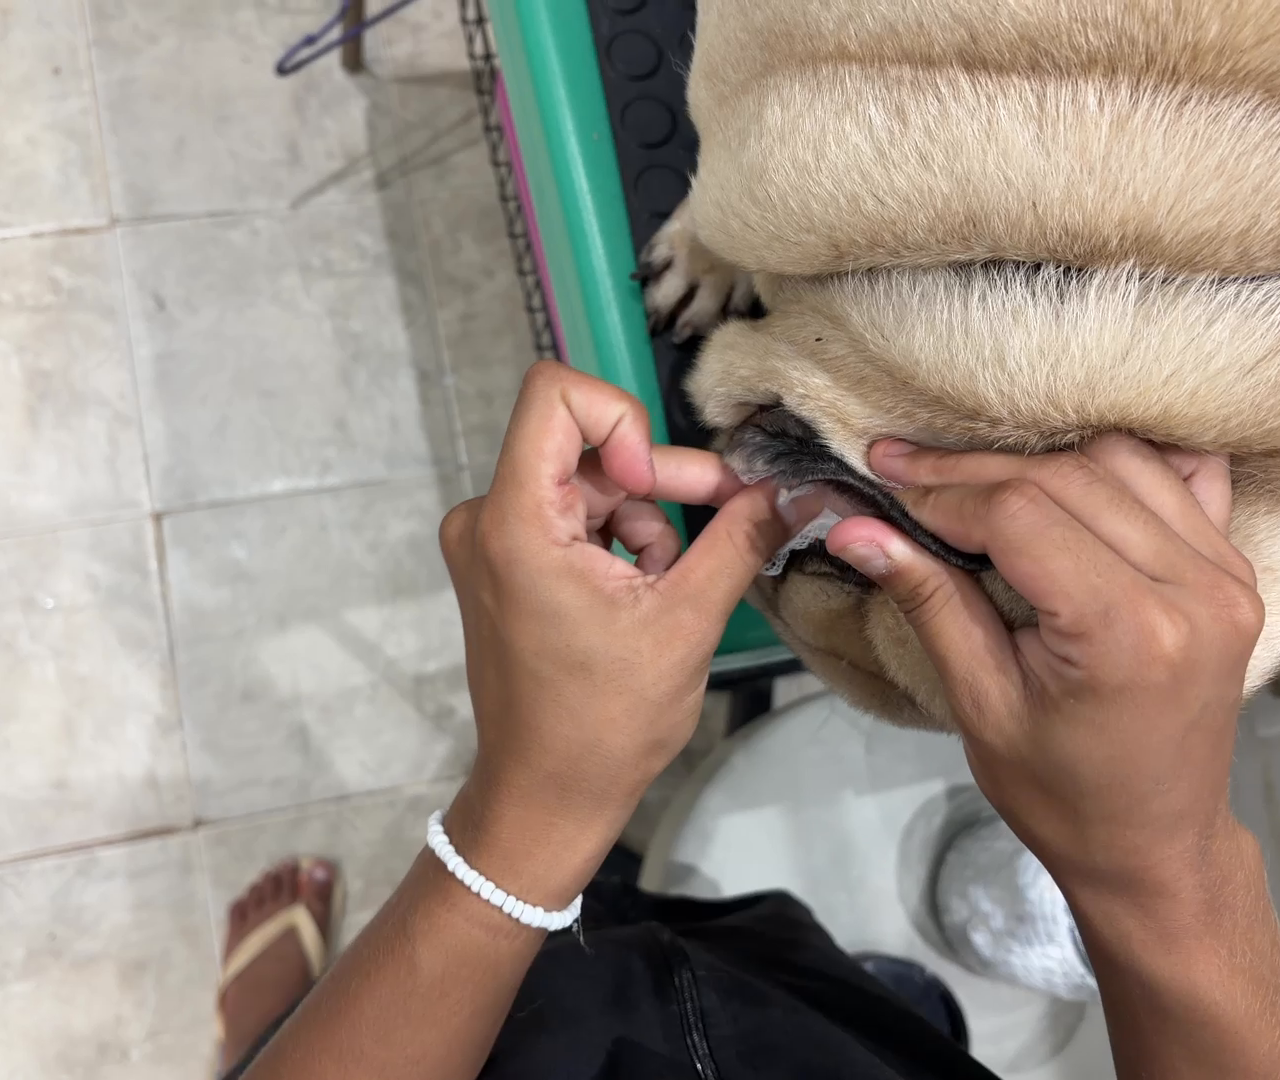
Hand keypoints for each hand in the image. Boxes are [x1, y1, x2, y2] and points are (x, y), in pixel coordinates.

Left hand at [438, 362, 794, 902]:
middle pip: (584, 444)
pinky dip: (617, 540)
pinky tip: (639, 592)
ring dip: (644, 521)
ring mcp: (489, 540)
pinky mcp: (503, 561)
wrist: (545, 793)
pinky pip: (571, 516)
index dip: (622, 420)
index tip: (653, 486)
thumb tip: (792, 491)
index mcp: (516, 521)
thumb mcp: (686, 622)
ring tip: (668, 585)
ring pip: (586, 482)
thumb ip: (739, 539)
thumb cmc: (606, 722)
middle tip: (726, 516)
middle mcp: (486, 517)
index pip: (555, 392)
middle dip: (659, 481)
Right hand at [825, 435, 1264, 902]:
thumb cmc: (1055, 787)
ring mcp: (1225, 573)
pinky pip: (1177, 477)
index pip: (1018, 515)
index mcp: (1125, 630)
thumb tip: (852, 529)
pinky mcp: (1232, 570)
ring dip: (1029, 457)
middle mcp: (1194, 587)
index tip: (879, 488)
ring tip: (960, 477)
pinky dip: (1112, 461)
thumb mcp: (976, 699)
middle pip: (1064, 476)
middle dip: (966, 469)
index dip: (939, 495)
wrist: (1153, 839)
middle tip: (895, 464)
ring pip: (1118, 461)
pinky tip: (1063, 471)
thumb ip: (926, 598)